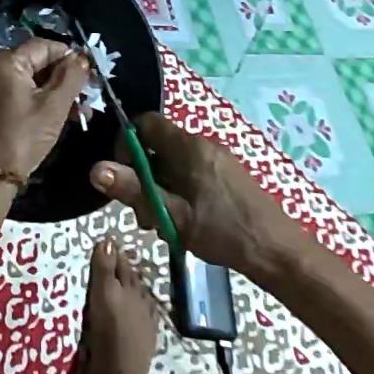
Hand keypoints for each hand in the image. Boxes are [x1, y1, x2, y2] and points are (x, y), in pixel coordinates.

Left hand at [0, 38, 89, 178]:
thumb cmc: (23, 136)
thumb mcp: (54, 105)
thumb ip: (71, 76)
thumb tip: (82, 57)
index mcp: (5, 61)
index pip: (44, 46)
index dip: (70, 57)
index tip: (91, 74)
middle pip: (37, 62)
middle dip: (64, 78)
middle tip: (88, 96)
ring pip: (30, 79)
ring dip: (56, 92)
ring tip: (81, 112)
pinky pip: (20, 91)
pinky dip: (39, 99)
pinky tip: (61, 115)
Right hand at [89, 113, 311, 277]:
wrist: (277, 251)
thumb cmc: (223, 232)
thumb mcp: (172, 215)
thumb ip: (135, 191)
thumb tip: (97, 170)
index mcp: (188, 147)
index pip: (145, 123)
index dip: (126, 144)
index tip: (122, 176)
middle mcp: (202, 144)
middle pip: (157, 146)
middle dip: (142, 175)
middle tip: (144, 213)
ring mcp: (217, 158)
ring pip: (173, 163)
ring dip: (160, 188)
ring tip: (163, 224)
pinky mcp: (226, 174)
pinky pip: (190, 172)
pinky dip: (178, 191)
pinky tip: (183, 222)